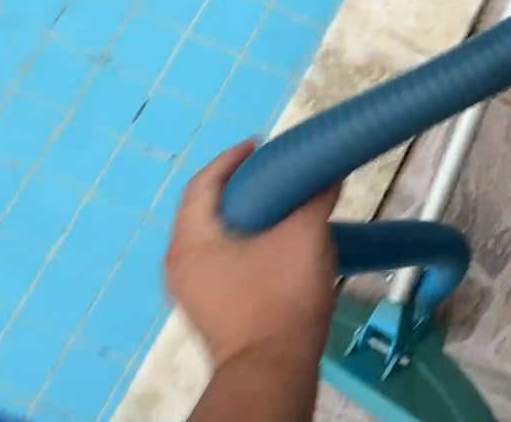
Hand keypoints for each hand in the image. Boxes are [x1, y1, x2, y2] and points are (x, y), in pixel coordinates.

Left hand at [166, 139, 340, 370]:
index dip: (232, 159)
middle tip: (277, 169)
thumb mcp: (306, 234)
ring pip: (215, 233)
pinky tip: (279, 236)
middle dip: (241, 182)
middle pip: (205, 207)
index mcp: (192, 241)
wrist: (272, 366)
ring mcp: (193, 288)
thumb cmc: (281, 294)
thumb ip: (316, 196)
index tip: (263, 144)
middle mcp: (181, 263)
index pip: (202, 184)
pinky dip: (247, 235)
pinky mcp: (211, 304)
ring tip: (284, 199)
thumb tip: (329, 174)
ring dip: (247, 210)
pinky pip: (222, 254)